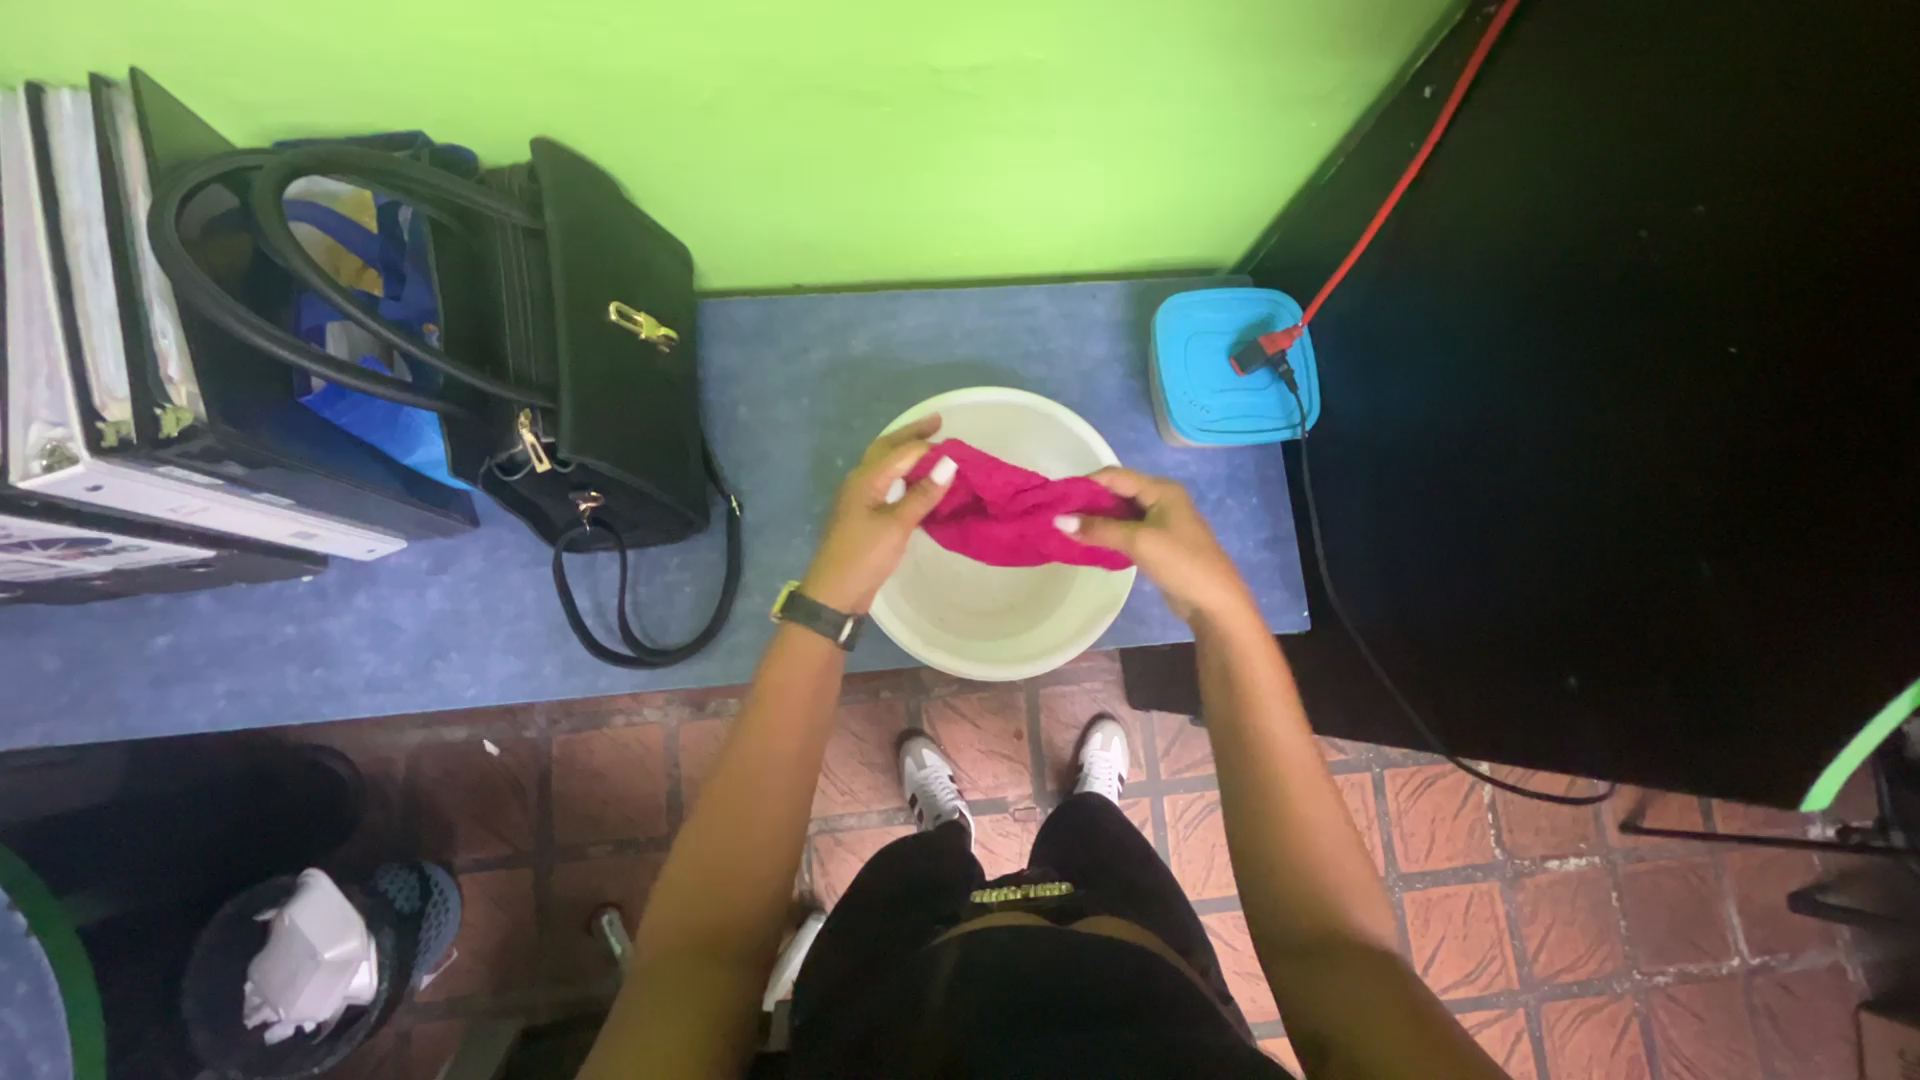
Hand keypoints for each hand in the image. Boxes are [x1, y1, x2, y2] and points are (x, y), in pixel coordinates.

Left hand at [800, 415, 956, 614]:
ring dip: (905, 452)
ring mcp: (859, 498)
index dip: (928, 446)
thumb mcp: (897, 525)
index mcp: (866, 479)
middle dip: (911, 434)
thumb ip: (922, 494)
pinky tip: (915, 481)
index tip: (957, 444)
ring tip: (929, 445)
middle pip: (886, 448)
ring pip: (884, 464)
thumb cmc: (865, 556)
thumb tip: (948, 462)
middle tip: (938, 422)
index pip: (901, 451)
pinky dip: (902, 474)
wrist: (835, 592)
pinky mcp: (863, 515)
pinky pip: (885, 482)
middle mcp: (860, 481)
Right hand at [1056, 468, 1254, 624]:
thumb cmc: (1180, 562)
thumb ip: (1098, 529)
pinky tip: (1088, 543)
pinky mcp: (1158, 543)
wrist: (1214, 601)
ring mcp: (1160, 522)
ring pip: (1120, 513)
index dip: (1084, 483)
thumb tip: (1058, 520)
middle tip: (1057, 515)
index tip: (1056, 497)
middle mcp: (1161, 499)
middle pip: (1116, 492)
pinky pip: (1126, 531)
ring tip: (1066, 529)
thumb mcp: (1138, 541)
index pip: (1114, 476)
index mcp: (1160, 489)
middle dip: (1087, 502)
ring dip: (1096, 520)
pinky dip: (1107, 534)